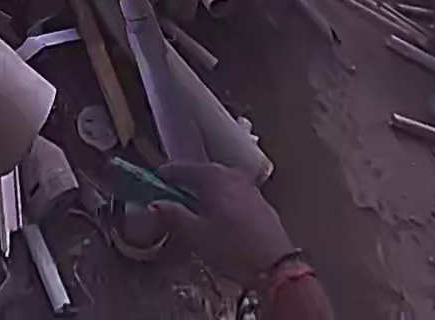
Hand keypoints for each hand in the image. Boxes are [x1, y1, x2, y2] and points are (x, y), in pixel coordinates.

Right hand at [150, 162, 295, 284]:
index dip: (166, 174)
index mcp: (212, 176)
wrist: (278, 267)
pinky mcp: (260, 202)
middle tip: (173, 195)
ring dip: (206, 192)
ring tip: (196, 208)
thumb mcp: (197, 236)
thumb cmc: (233, 248)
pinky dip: (222, 200)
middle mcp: (230, 173)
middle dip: (187, 183)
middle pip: (202, 173)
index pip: (182, 168)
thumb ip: (174, 217)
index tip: (155, 180)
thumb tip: (155, 204)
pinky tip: (221, 217)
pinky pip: (234, 193)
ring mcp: (248, 186)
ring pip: (219, 183)